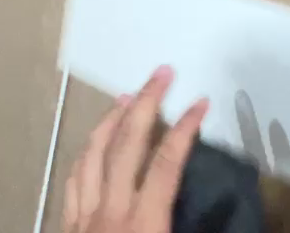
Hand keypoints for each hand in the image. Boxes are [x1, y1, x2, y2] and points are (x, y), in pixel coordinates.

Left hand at [65, 66, 210, 232]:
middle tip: (162, 72)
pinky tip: (94, 142)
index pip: (167, 163)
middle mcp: (111, 210)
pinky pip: (73, 181)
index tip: (201, 102)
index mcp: (144, 222)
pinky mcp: (68, 226)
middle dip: (146, 102)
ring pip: (94, 154)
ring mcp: (85, 216)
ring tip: (126, 95)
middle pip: (128, 144)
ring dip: (111, 119)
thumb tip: (222, 200)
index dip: (185, 128)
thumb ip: (195, 222)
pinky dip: (85, 154)